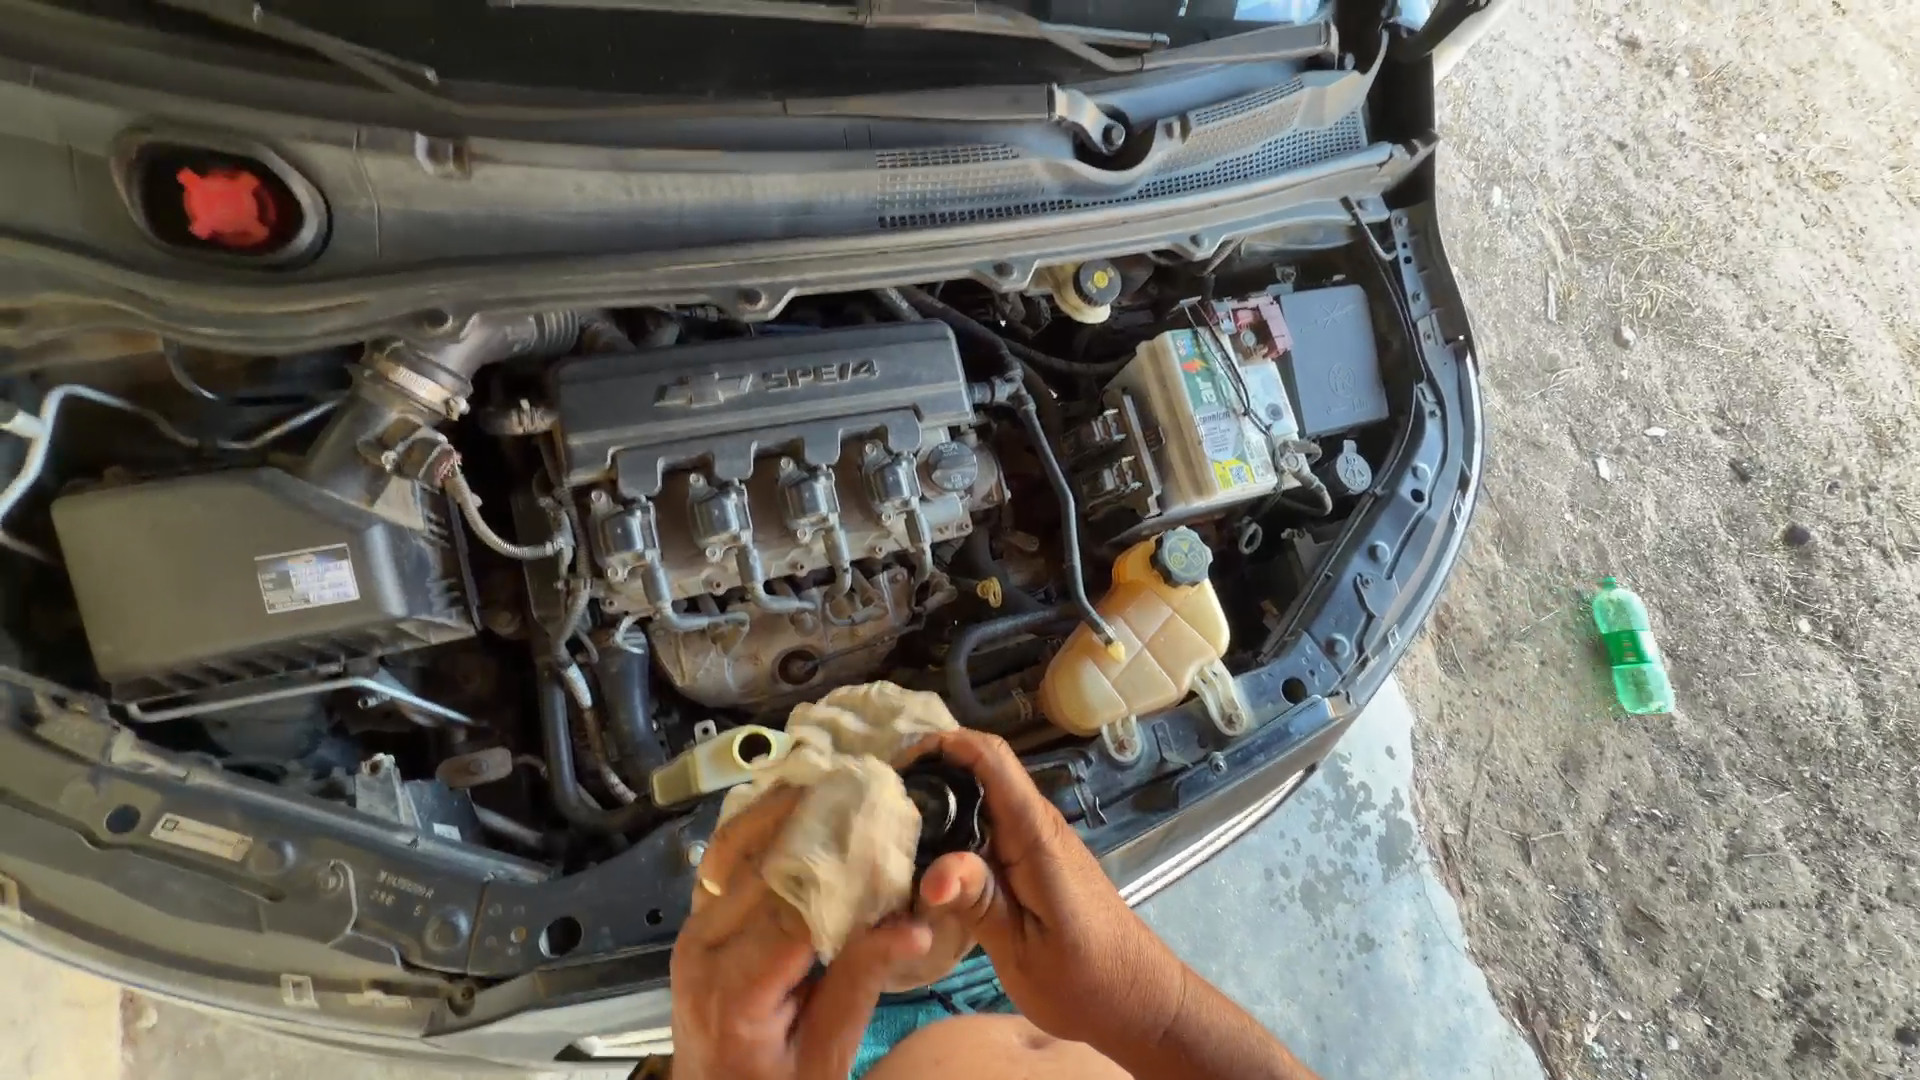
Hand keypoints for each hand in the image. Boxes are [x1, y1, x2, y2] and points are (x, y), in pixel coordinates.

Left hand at [671, 785, 934, 1079]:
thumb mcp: (827, 1053)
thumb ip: (862, 981)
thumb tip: (916, 926)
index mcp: (735, 991)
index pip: (796, 909)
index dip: (843, 871)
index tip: (886, 838)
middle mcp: (703, 948)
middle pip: (766, 868)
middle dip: (817, 828)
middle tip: (864, 792)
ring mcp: (694, 928)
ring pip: (734, 848)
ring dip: (781, 810)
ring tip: (828, 778)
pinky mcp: (697, 919)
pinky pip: (722, 857)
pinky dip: (755, 823)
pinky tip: (789, 800)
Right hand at [907, 730, 1190, 1051]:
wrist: (1138, 999)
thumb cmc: (1086, 979)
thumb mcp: (1023, 951)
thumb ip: (978, 903)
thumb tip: (927, 874)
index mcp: (1033, 833)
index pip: (990, 758)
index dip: (943, 744)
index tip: (897, 763)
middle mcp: (1035, 822)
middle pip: (983, 765)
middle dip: (933, 765)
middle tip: (883, 797)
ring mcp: (1035, 838)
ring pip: (984, 792)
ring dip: (942, 793)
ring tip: (893, 822)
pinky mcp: (1032, 858)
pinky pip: (990, 821)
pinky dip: (955, 823)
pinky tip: (925, 852)